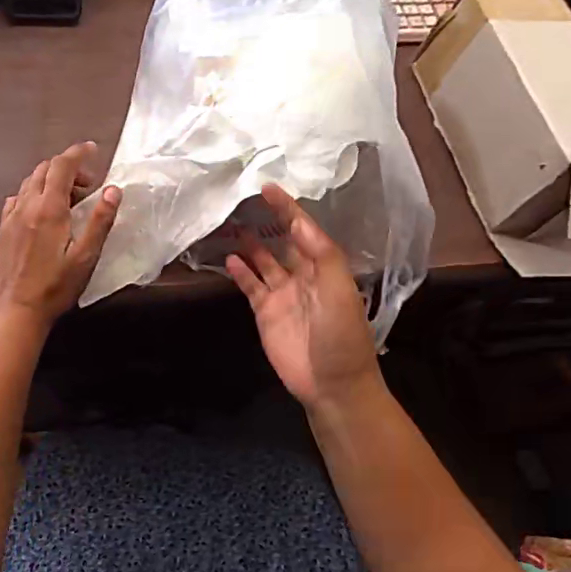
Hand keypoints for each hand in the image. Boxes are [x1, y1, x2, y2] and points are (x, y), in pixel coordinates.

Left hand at [0, 142, 120, 325]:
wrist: (18, 310)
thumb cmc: (56, 287)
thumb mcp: (86, 256)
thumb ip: (100, 221)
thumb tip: (113, 189)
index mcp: (49, 209)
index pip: (62, 166)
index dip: (78, 153)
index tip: (92, 149)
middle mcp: (26, 207)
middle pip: (44, 170)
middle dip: (67, 168)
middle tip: (87, 186)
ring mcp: (10, 218)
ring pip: (28, 183)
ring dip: (49, 181)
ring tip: (68, 201)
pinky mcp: (2, 231)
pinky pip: (16, 200)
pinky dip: (32, 195)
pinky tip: (41, 213)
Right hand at [226, 184, 382, 411]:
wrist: (330, 383)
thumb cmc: (342, 335)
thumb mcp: (341, 290)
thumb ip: (323, 255)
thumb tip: (299, 223)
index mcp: (327, 269)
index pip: (305, 231)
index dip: (289, 209)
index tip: (269, 188)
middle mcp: (304, 277)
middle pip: (283, 242)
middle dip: (268, 221)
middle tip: (244, 201)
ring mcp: (283, 294)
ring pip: (264, 261)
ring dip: (251, 244)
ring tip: (232, 224)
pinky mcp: (265, 311)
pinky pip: (250, 285)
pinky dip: (240, 271)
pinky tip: (229, 258)